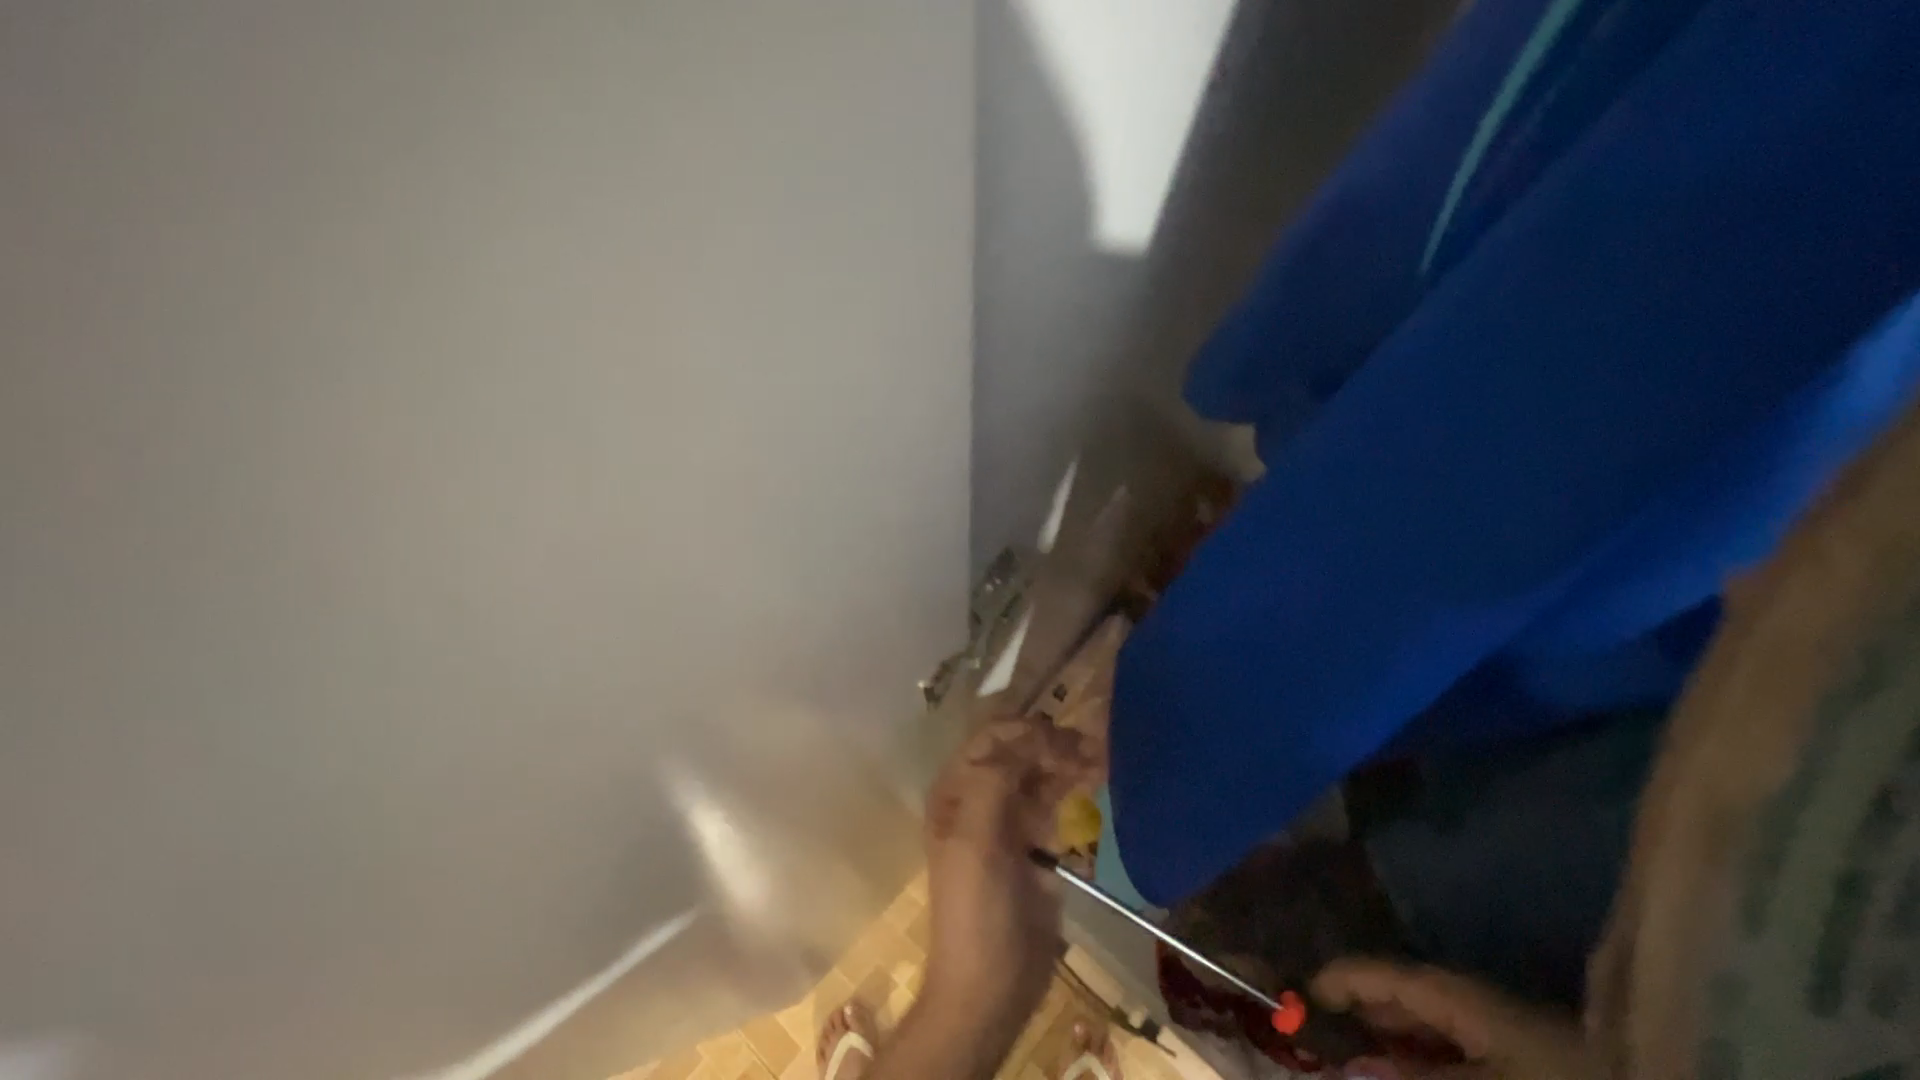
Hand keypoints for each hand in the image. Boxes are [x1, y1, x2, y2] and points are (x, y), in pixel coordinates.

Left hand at [920, 718, 1086, 1030]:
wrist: (991, 984)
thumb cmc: (976, 911)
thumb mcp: (975, 841)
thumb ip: (994, 781)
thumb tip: (1028, 739)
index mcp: (955, 791)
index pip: (991, 739)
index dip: (1026, 731)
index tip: (1065, 739)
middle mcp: (979, 797)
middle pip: (1019, 751)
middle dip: (1053, 742)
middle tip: (1092, 749)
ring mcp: (1008, 819)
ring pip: (1040, 772)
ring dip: (1069, 759)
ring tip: (1101, 760)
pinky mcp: (1035, 843)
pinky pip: (1055, 799)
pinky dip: (1075, 784)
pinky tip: (1098, 778)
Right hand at [1311, 960, 1598, 1079]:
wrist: (1642, 1073)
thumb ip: (1418, 1078)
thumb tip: (1352, 1068)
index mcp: (1462, 997)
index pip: (1386, 975)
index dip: (1341, 980)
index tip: (1298, 995)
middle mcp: (1473, 1003)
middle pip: (1402, 997)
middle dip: (1358, 1013)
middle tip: (1316, 1035)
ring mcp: (1497, 1029)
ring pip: (1425, 1024)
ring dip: (1387, 1040)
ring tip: (1351, 1058)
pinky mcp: (1514, 1053)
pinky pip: (1449, 1048)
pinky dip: (1418, 1057)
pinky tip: (1403, 1069)